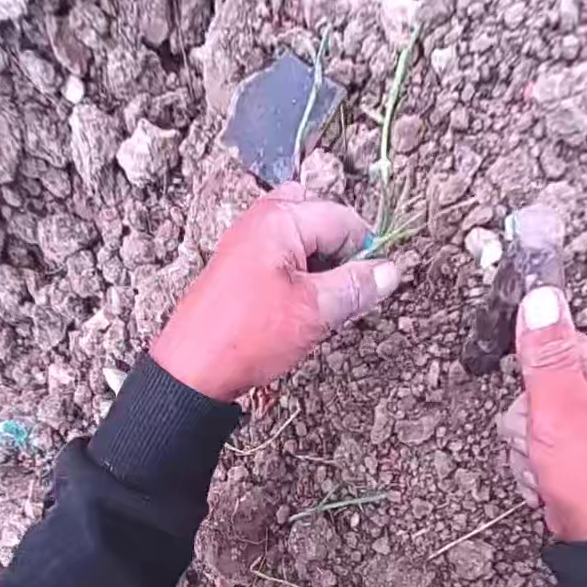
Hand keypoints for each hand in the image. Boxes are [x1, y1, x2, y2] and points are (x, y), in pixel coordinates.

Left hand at [150, 183, 401, 400]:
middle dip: (340, 256)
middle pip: (322, 223)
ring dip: (321, 272)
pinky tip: (299, 314)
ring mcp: (248, 243)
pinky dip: (300, 281)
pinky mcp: (241, 268)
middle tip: (343, 296)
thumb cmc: (249, 334)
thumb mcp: (315, 310)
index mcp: (281, 218)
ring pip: (304, 244)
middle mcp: (262, 219)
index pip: (344, 218)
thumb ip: (356, 286)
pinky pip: (284, 261)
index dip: (365, 251)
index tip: (371, 286)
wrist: (195, 368)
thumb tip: (391, 270)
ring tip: (319, 311)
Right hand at [500, 287, 586, 542]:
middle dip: (528, 421)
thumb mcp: (562, 407)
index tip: (539, 405)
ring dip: (527, 446)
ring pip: (527, 418)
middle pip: (534, 385)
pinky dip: (533, 463)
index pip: (553, 346)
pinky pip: (532, 443)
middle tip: (546, 440)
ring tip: (549, 464)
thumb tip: (541, 298)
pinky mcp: (574, 448)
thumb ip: (547, 353)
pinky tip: (549, 477)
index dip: (535, 380)